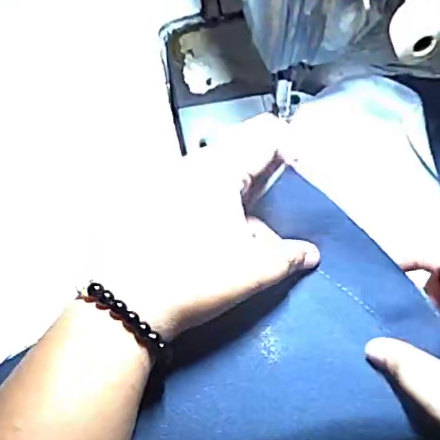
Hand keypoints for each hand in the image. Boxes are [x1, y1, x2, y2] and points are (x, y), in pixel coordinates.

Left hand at [107, 113, 320, 338]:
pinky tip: (222, 251)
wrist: (133, 306)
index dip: (296, 152)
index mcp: (220, 169)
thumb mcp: (254, 270)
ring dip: (245, 208)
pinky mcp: (157, 210)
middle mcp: (192, 168)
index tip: (305, 180)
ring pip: (222, 184)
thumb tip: (306, 254)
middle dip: (271, 188)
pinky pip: (200, 201)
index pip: (269, 134)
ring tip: (252, 243)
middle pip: (245, 160)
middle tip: (285, 217)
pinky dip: (220, 218)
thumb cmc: (190, 280)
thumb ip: (289, 257)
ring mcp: (171, 187)